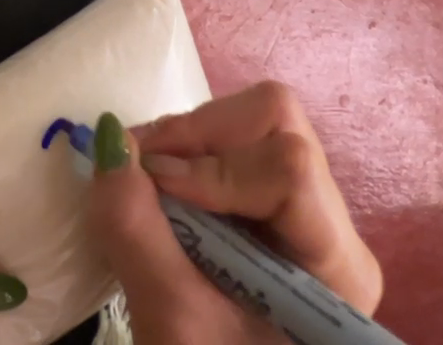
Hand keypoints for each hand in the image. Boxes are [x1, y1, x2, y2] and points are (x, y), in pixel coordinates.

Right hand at [87, 82, 381, 343]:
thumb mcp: (171, 320)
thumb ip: (136, 231)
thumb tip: (109, 140)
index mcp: (334, 263)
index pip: (290, 165)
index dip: (213, 166)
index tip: (155, 188)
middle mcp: (330, 223)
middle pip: (274, 123)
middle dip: (197, 135)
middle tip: (145, 172)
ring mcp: (302, 209)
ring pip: (250, 123)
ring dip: (185, 142)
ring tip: (149, 188)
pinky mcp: (266, 202)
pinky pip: (229, 143)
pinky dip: (182, 153)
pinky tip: (162, 199)